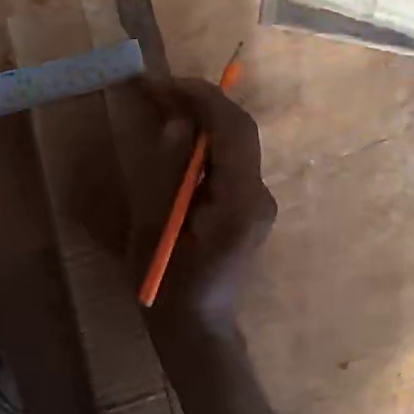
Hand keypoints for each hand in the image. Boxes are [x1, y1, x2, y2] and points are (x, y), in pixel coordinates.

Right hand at [134, 79, 276, 338]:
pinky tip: (176, 138)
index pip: (232, 129)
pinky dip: (203, 140)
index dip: (200, 97)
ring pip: (234, 141)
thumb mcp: (155, 230)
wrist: (197, 330)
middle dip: (199, 101)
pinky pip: (228, 159)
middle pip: (238, 129)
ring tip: (161, 104)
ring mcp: (256, 200)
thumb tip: (177, 123)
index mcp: (240, 201)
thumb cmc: (168, 287)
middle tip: (156, 90)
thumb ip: (166, 174)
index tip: (162, 83)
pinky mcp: (246, 206)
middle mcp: (258, 194)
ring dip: (201, 117)